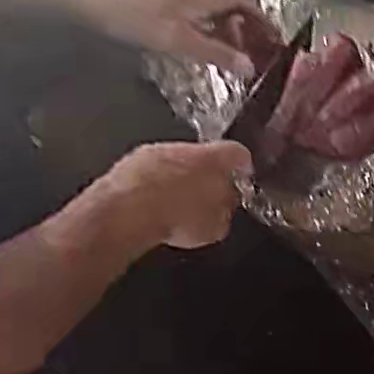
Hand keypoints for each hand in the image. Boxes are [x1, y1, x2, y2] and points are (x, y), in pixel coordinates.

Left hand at [62, 0, 279, 77]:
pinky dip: (202, 31)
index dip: (258, 16)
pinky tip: (198, 46)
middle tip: (254, 52)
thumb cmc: (129, 13)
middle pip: (222, 6)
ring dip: (222, 31)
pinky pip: (187, 17)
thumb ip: (215, 53)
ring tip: (230, 55)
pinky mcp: (148, 2)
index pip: (236, 1)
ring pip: (204, 12)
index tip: (274, 36)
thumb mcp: (178, 39)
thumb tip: (249, 66)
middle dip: (243, 27)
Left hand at [96, 141, 251, 249]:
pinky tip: (163, 208)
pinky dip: (160, 186)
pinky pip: (153, 172)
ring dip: (183, 180)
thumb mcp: (220, 224)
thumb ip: (226, 208)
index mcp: (211, 160)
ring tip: (186, 207)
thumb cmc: (178, 217)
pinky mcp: (129, 162)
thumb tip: (225, 203)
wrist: (128, 214)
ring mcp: (151, 152)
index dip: (243, 164)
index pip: (236, 152)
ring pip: (176, 163)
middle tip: (214, 197)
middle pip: (202, 156)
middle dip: (209, 175)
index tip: (245, 173)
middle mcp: (180, 149)